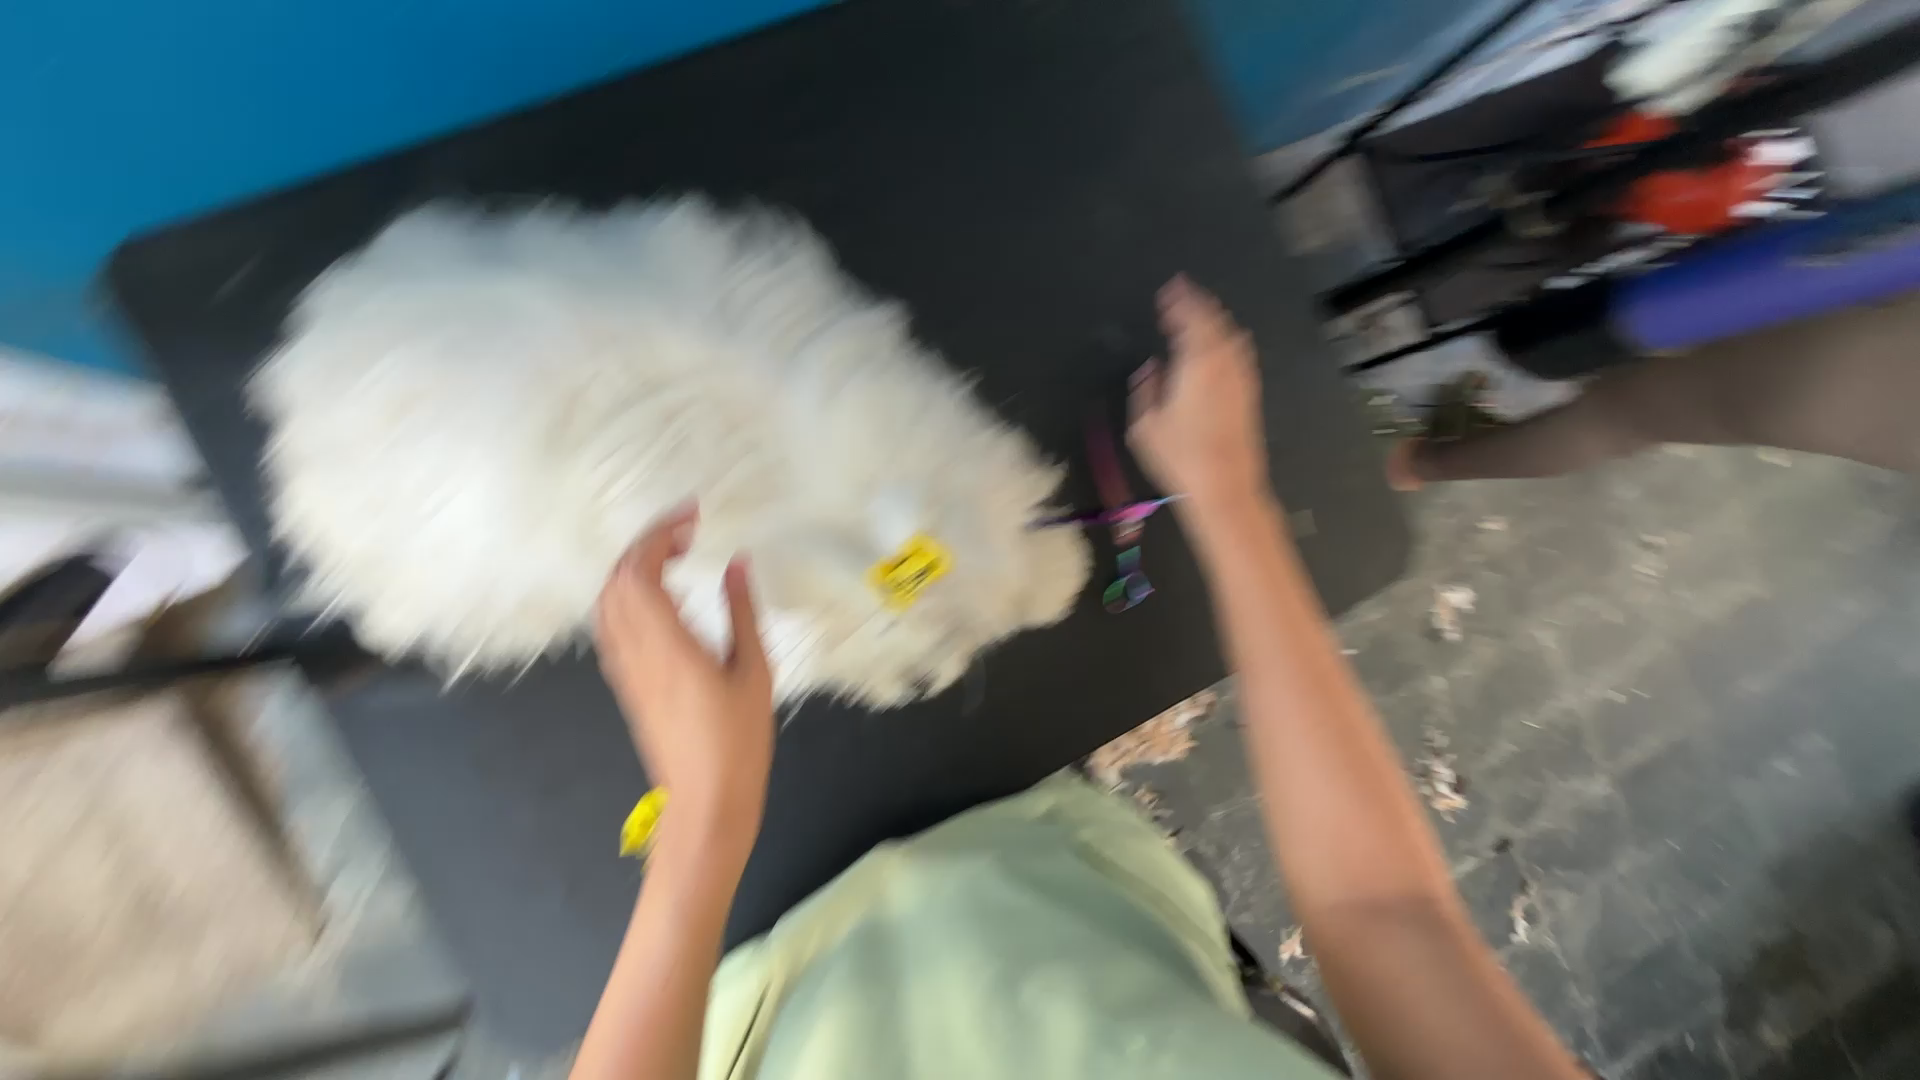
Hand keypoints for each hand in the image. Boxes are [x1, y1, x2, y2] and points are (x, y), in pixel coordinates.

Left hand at [594, 505, 773, 858]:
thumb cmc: (739, 740)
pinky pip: (612, 626)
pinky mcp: (627, 684)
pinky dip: (628, 596)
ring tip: (675, 558)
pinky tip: (661, 599)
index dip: (659, 534)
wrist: (706, 802)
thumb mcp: (754, 671)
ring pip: (608, 602)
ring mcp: (625, 670)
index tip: (694, 518)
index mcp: (668, 645)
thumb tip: (737, 563)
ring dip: (633, 568)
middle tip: (689, 535)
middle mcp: (635, 652)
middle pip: (616, 580)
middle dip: (645, 545)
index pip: (640, 571)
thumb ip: (742, 611)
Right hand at [1128, 276, 1269, 514]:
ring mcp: (1241, 377)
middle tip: (1182, 293)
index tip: (1169, 290)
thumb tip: (1152, 369)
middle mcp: (1224, 363)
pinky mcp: (1250, 393)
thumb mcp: (1145, 425)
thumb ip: (1146, 389)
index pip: (1190, 318)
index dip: (1179, 300)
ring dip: (1214, 319)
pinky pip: (1239, 352)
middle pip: (1215, 320)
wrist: (1226, 486)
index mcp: (1197, 363)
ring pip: (1231, 334)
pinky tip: (1220, 344)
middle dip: (1198, 303)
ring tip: (1199, 313)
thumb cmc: (1180, 457)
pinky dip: (1227, 338)